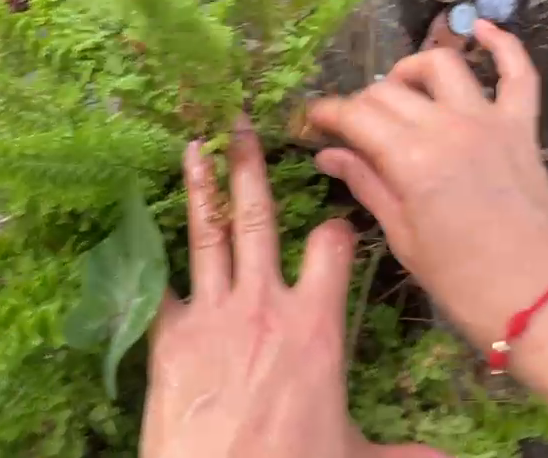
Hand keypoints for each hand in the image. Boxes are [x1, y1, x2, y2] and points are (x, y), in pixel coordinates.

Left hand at [142, 124, 441, 457]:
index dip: (336, 231)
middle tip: (241, 124)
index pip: (332, 250)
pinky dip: (155, 258)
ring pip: (209, 232)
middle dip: (251, 166)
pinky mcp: (169, 336)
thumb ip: (403, 456)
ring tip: (195, 146)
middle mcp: (263, 304)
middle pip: (260, 217)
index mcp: (315, 328)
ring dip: (202, 186)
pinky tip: (144, 232)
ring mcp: (212, 314)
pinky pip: (163, 285)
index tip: (335, 223)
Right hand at [309, 20, 547, 348]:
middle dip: (361, 103)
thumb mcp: (405, 239)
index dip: (327, 114)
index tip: (312, 120)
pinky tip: (484, 28)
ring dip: (412, 70)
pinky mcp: (523, 127)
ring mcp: (489, 121)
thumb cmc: (465, 284)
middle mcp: (448, 127)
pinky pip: (518, 73)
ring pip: (442, 66)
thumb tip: (327, 154)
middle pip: (389, 91)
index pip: (356, 117)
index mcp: (412, 160)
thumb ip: (367, 184)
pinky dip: (503, 45)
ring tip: (399, 91)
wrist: (545, 308)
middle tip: (352, 127)